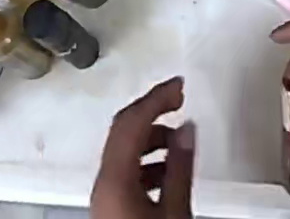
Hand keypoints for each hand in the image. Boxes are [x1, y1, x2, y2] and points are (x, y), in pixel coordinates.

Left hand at [91, 77, 195, 218]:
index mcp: (114, 176)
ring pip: (124, 148)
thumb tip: (187, 128)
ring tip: (178, 136)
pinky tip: (167, 166)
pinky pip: (124, 169)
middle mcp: (102, 181)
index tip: (178, 83)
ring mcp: (102, 194)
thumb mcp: (173, 211)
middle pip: (124, 128)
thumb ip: (180, 167)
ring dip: (151, 135)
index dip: (157, 96)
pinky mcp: (108, 207)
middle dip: (152, 108)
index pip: (133, 119)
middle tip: (177, 97)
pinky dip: (145, 157)